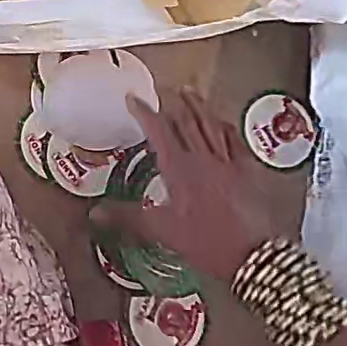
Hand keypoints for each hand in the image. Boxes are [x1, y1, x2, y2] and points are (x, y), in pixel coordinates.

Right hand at [92, 87, 286, 280]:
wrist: (251, 254)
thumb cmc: (204, 242)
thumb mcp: (161, 231)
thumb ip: (127, 217)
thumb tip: (95, 213)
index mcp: (179, 168)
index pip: (158, 131)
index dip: (144, 112)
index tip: (133, 98)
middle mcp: (203, 158)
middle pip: (187, 121)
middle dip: (173, 103)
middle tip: (164, 91)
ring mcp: (227, 162)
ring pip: (211, 125)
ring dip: (199, 106)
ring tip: (191, 92)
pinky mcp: (246, 171)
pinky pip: (234, 139)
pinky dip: (225, 126)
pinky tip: (222, 122)